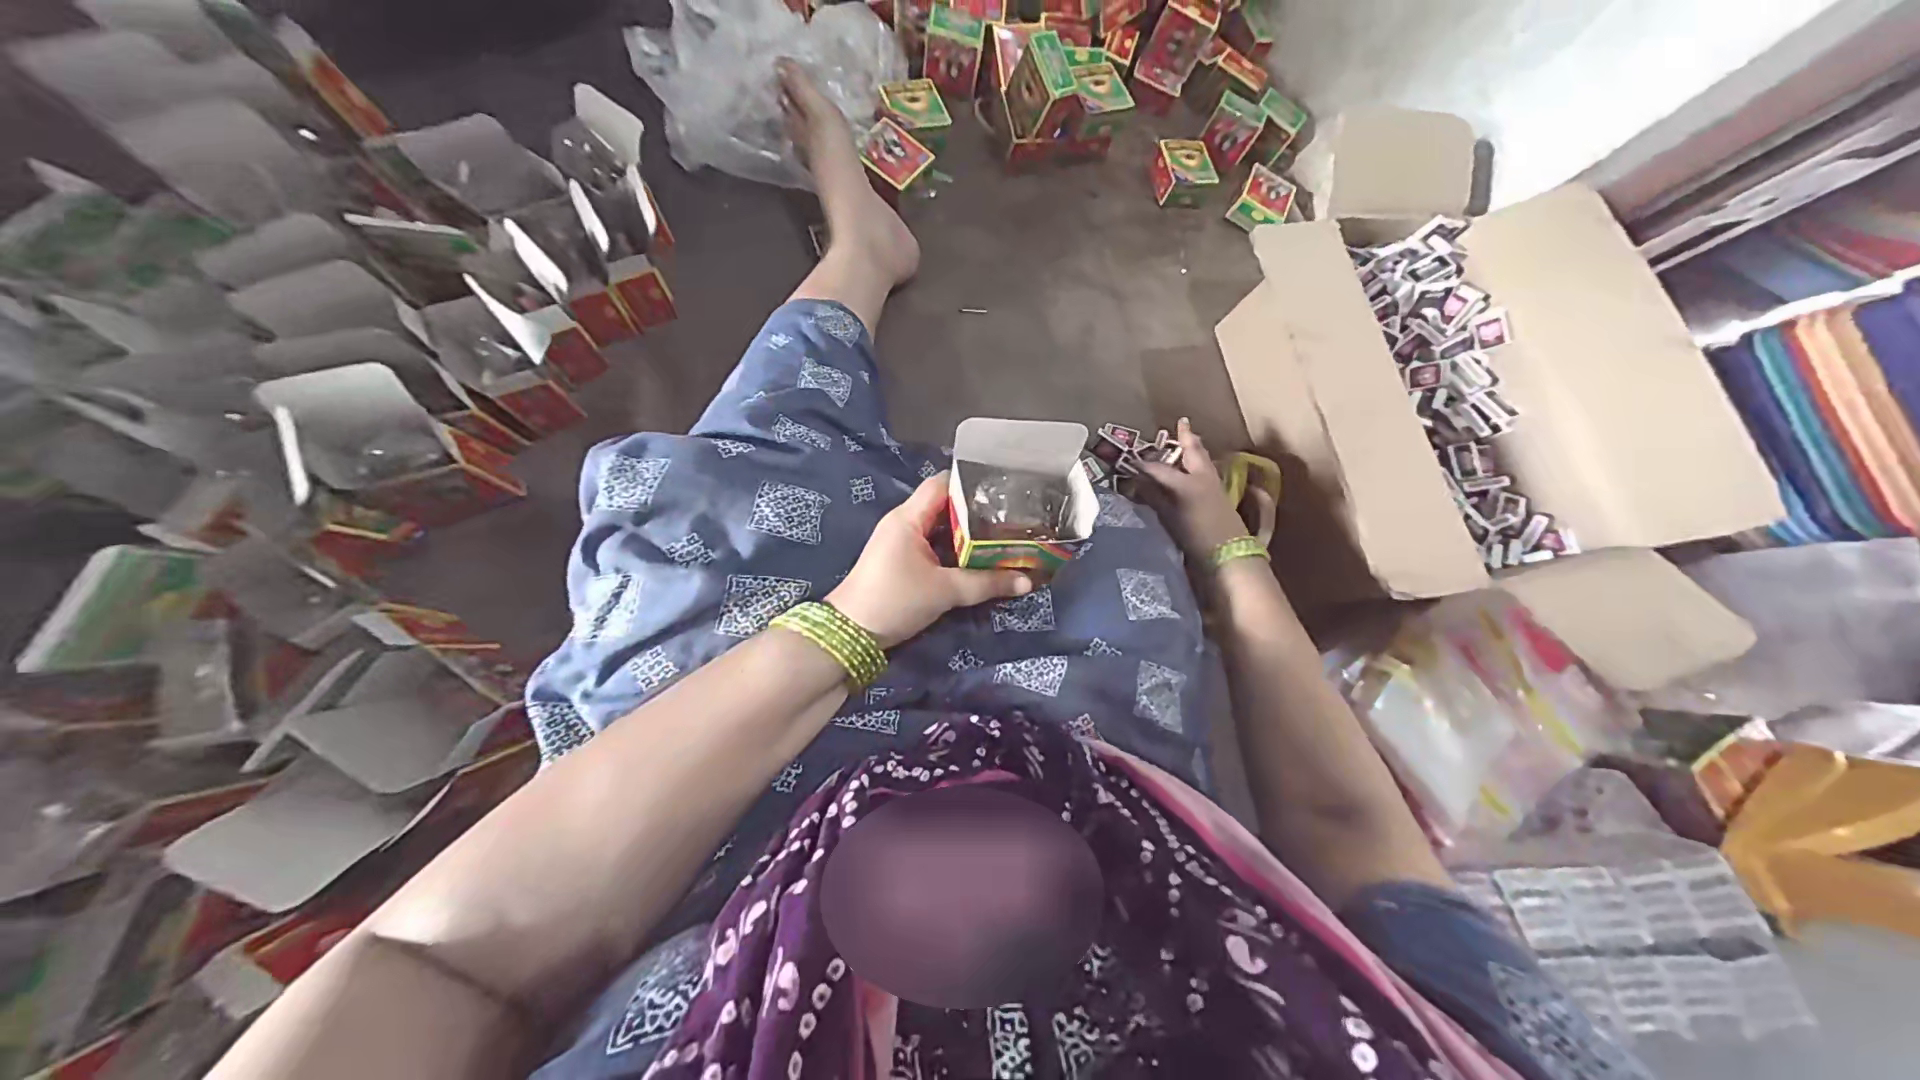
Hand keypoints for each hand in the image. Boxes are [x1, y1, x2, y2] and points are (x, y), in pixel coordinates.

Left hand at [826, 472, 1032, 648]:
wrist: (851, 633)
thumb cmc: (895, 600)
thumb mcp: (945, 591)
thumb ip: (987, 583)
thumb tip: (1027, 581)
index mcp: (908, 518)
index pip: (942, 484)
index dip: (971, 484)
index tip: (1002, 492)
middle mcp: (903, 523)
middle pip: (944, 506)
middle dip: (975, 513)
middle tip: (1010, 518)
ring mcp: (900, 543)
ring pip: (939, 529)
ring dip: (966, 534)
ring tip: (1001, 537)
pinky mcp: (900, 562)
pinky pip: (932, 546)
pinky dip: (953, 550)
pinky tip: (977, 558)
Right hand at [1134, 418, 1250, 561]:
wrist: (1229, 555)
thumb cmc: (1196, 538)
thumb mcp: (1169, 518)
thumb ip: (1154, 497)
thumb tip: (1138, 481)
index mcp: (1187, 483)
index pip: (1160, 469)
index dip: (1144, 465)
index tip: (1131, 461)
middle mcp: (1203, 478)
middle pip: (1193, 451)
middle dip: (1186, 437)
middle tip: (1181, 423)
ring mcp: (1215, 485)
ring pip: (1203, 459)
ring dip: (1194, 448)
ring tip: (1188, 439)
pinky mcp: (1221, 496)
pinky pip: (1208, 471)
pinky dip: (1200, 463)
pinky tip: (1195, 467)